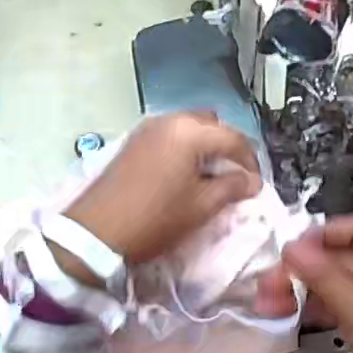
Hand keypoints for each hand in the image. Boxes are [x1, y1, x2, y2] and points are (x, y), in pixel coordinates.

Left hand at [60, 112, 261, 268]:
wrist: (96, 232)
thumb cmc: (155, 219)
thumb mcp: (201, 207)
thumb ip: (232, 188)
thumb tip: (251, 181)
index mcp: (190, 132)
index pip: (234, 138)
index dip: (250, 162)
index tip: (256, 185)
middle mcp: (169, 120)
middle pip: (211, 125)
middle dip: (227, 147)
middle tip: (233, 177)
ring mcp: (147, 129)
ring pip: (189, 128)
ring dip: (204, 147)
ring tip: (210, 177)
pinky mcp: (133, 142)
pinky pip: (169, 136)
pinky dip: (183, 149)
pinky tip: (184, 175)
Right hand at [276, 216, 352, 352]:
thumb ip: (322, 274)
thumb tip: (289, 245)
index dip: (321, 235)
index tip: (287, 251)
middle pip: (341, 257)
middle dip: (303, 269)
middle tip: (266, 285)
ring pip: (336, 283)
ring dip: (303, 290)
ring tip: (266, 302)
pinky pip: (339, 304)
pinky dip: (315, 308)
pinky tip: (285, 313)